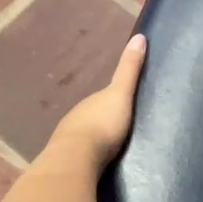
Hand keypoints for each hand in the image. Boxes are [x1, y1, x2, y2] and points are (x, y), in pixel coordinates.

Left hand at [50, 33, 147, 163]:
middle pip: (91, 118)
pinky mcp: (63, 165)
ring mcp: (65, 142)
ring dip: (92, 142)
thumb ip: (129, 68)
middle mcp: (74, 119)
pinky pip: (76, 157)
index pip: (101, 99)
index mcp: (88, 103)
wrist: (75, 161)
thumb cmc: (102, 124)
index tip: (124, 107)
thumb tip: (139, 36)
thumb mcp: (121, 93)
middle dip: (101, 122)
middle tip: (118, 130)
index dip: (112, 101)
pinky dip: (84, 158)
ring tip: (107, 151)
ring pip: (82, 138)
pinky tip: (92, 166)